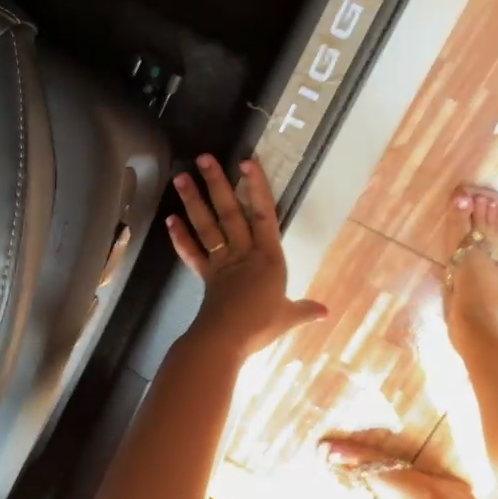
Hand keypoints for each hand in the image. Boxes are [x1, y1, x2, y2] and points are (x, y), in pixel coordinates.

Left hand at [167, 155, 327, 356]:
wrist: (226, 340)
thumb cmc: (260, 325)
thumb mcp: (288, 317)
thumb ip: (305, 310)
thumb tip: (326, 312)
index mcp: (268, 257)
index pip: (263, 214)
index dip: (256, 187)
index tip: (247, 162)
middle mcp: (244, 252)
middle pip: (229, 212)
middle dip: (217, 184)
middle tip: (204, 158)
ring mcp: (221, 262)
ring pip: (207, 226)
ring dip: (194, 201)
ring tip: (181, 177)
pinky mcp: (205, 275)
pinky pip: (192, 253)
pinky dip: (180, 237)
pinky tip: (170, 219)